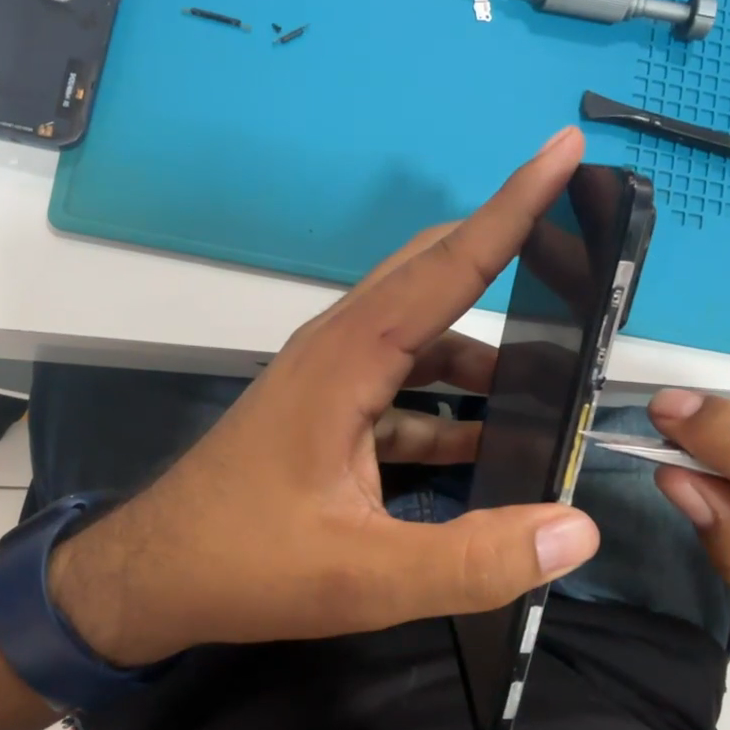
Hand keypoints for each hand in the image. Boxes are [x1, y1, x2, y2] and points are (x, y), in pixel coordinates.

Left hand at [52, 128, 601, 666]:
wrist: (153, 580)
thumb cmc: (246, 566)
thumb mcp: (366, 578)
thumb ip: (474, 562)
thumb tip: (577, 531)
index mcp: (347, 359)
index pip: (448, 265)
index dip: (513, 207)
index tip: (563, 150)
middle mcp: (339, 349)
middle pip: (432, 275)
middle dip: (503, 253)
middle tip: (576, 254)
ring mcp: (329, 380)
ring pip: (420, 336)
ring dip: (482, 350)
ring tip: (551, 375)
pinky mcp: (325, 413)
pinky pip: (402, 388)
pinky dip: (449, 404)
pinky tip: (489, 443)